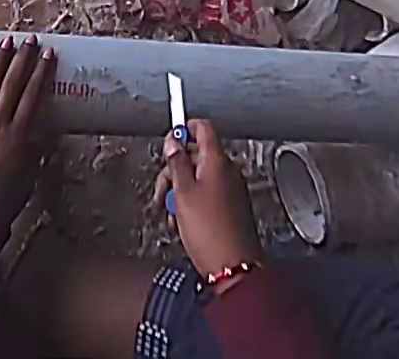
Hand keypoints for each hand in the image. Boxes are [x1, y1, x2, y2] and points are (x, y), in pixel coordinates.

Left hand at [0, 37, 54, 212]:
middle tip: (30, 39)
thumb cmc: (3, 201)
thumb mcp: (29, 175)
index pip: (33, 95)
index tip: (49, 54)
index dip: (41, 72)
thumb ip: (37, 149)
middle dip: (22, 59)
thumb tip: (47, 130)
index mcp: (19, 136)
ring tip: (7, 41)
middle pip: (12, 84)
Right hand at [151, 119, 263, 279]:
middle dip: (176, 167)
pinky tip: (184, 218)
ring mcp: (231, 189)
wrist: (234, 270)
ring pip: (200, 175)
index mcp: (217, 161)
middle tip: (164, 187)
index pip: (202, 128)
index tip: (170, 140)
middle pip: (197, 153)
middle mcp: (228, 171)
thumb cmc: (210, 232)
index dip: (184, 129)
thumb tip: (173, 142)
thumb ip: (176, 162)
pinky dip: (193, 199)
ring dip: (181, 187)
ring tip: (172, 209)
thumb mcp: (183, 192)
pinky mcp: (232, 207)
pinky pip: (208, 192)